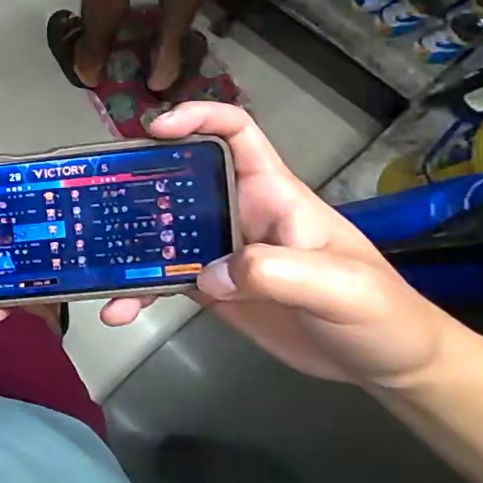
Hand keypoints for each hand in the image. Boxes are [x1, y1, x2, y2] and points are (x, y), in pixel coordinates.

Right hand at [101, 102, 452, 387]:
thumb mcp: (341, 288)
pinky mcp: (211, 285)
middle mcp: (238, 212)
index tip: (157, 128)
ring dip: (128, 245)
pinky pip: (164, 278)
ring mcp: (221, 249)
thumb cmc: (379, 313)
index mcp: (272, 194)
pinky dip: (139, 291)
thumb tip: (208, 274)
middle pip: (180, 177)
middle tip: (97, 193)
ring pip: (163, 231)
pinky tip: (117, 310)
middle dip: (138, 179)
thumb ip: (279, 271)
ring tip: (96, 264)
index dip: (198, 118)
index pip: (236, 133)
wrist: (385, 364)